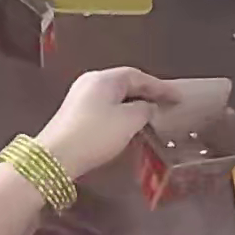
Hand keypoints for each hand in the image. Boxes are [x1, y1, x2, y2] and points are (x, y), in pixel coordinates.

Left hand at [34, 67, 180, 179]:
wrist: (56, 157)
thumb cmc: (96, 135)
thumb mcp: (129, 121)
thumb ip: (145, 110)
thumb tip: (148, 107)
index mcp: (104, 78)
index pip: (138, 76)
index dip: (161, 87)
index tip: (178, 98)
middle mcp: (90, 82)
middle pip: (124, 84)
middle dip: (147, 94)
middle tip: (166, 104)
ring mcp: (79, 98)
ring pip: (114, 97)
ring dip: (133, 105)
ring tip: (151, 115)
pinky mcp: (74, 115)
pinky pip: (104, 108)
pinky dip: (120, 113)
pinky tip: (128, 125)